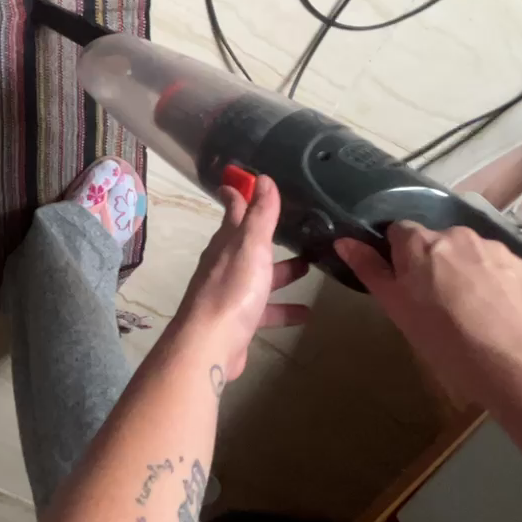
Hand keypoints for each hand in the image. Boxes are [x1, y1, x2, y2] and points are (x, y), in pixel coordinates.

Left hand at [178, 174, 310, 378]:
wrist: (212, 342)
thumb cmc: (233, 289)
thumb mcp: (251, 246)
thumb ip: (260, 216)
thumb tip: (264, 179)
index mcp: (226, 243)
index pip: (233, 212)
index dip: (239, 195)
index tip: (247, 180)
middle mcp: (225, 263)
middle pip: (248, 244)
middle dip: (267, 235)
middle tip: (294, 229)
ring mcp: (231, 292)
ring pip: (259, 276)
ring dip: (281, 271)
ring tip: (310, 267)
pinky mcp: (239, 319)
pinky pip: (265, 309)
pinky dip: (283, 308)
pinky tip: (305, 312)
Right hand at [335, 222, 521, 409]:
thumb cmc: (446, 339)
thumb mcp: (396, 308)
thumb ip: (370, 269)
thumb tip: (344, 241)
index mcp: (419, 242)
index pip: (398, 232)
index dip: (399, 257)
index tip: (405, 285)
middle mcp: (458, 236)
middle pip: (438, 243)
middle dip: (436, 264)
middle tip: (439, 304)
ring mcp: (498, 251)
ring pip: (472, 256)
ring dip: (468, 274)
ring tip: (476, 314)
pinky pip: (504, 271)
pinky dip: (499, 286)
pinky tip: (503, 318)